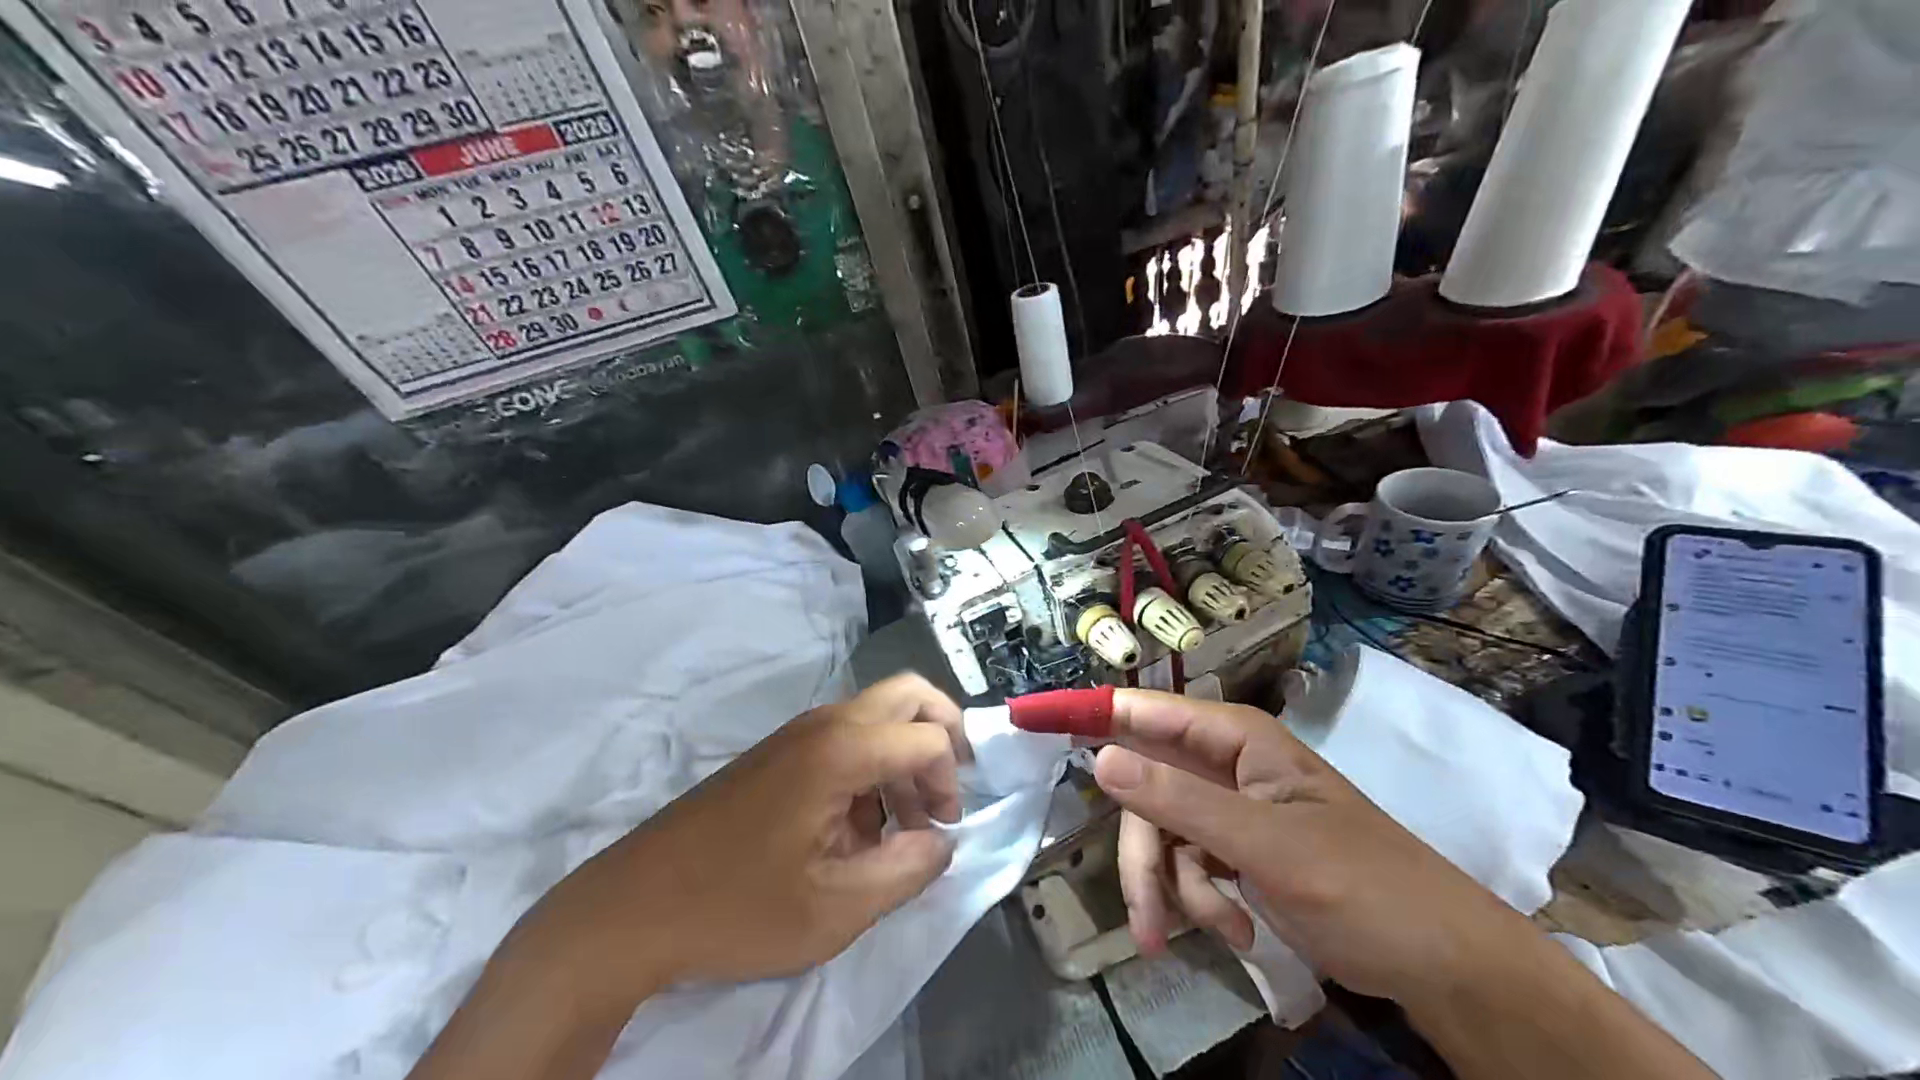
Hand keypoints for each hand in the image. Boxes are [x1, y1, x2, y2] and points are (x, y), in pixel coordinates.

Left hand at [520, 674, 964, 999]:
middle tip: (945, 794)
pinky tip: (856, 829)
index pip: (928, 739)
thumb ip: (907, 871)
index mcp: (841, 750)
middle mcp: (823, 724)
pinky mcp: (778, 753)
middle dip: (942, 736)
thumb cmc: (737, 907)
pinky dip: (871, 768)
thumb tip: (943, 842)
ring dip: (904, 758)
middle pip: (908, 696)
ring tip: (900, 827)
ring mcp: (796, 735)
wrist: (632, 908)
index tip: (942, 832)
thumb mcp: (836, 908)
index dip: (950, 784)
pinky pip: (846, 739)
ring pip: (877, 717)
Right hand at [1096, 690, 1534, 1005]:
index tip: (1025, 719)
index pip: (1141, 711)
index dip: (1084, 713)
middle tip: (1149, 917)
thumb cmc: (1363, 884)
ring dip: (1177, 890)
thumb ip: (1177, 800)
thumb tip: (1100, 756)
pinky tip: (1238, 930)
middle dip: (1146, 857)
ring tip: (1218, 931)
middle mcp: (1222, 764)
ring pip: (1160, 836)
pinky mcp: (1233, 849)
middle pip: (1144, 792)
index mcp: (1233, 738)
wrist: (1438, 963)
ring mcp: (1226, 808)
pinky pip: (1186, 866)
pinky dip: (1201, 902)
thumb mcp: (1264, 844)